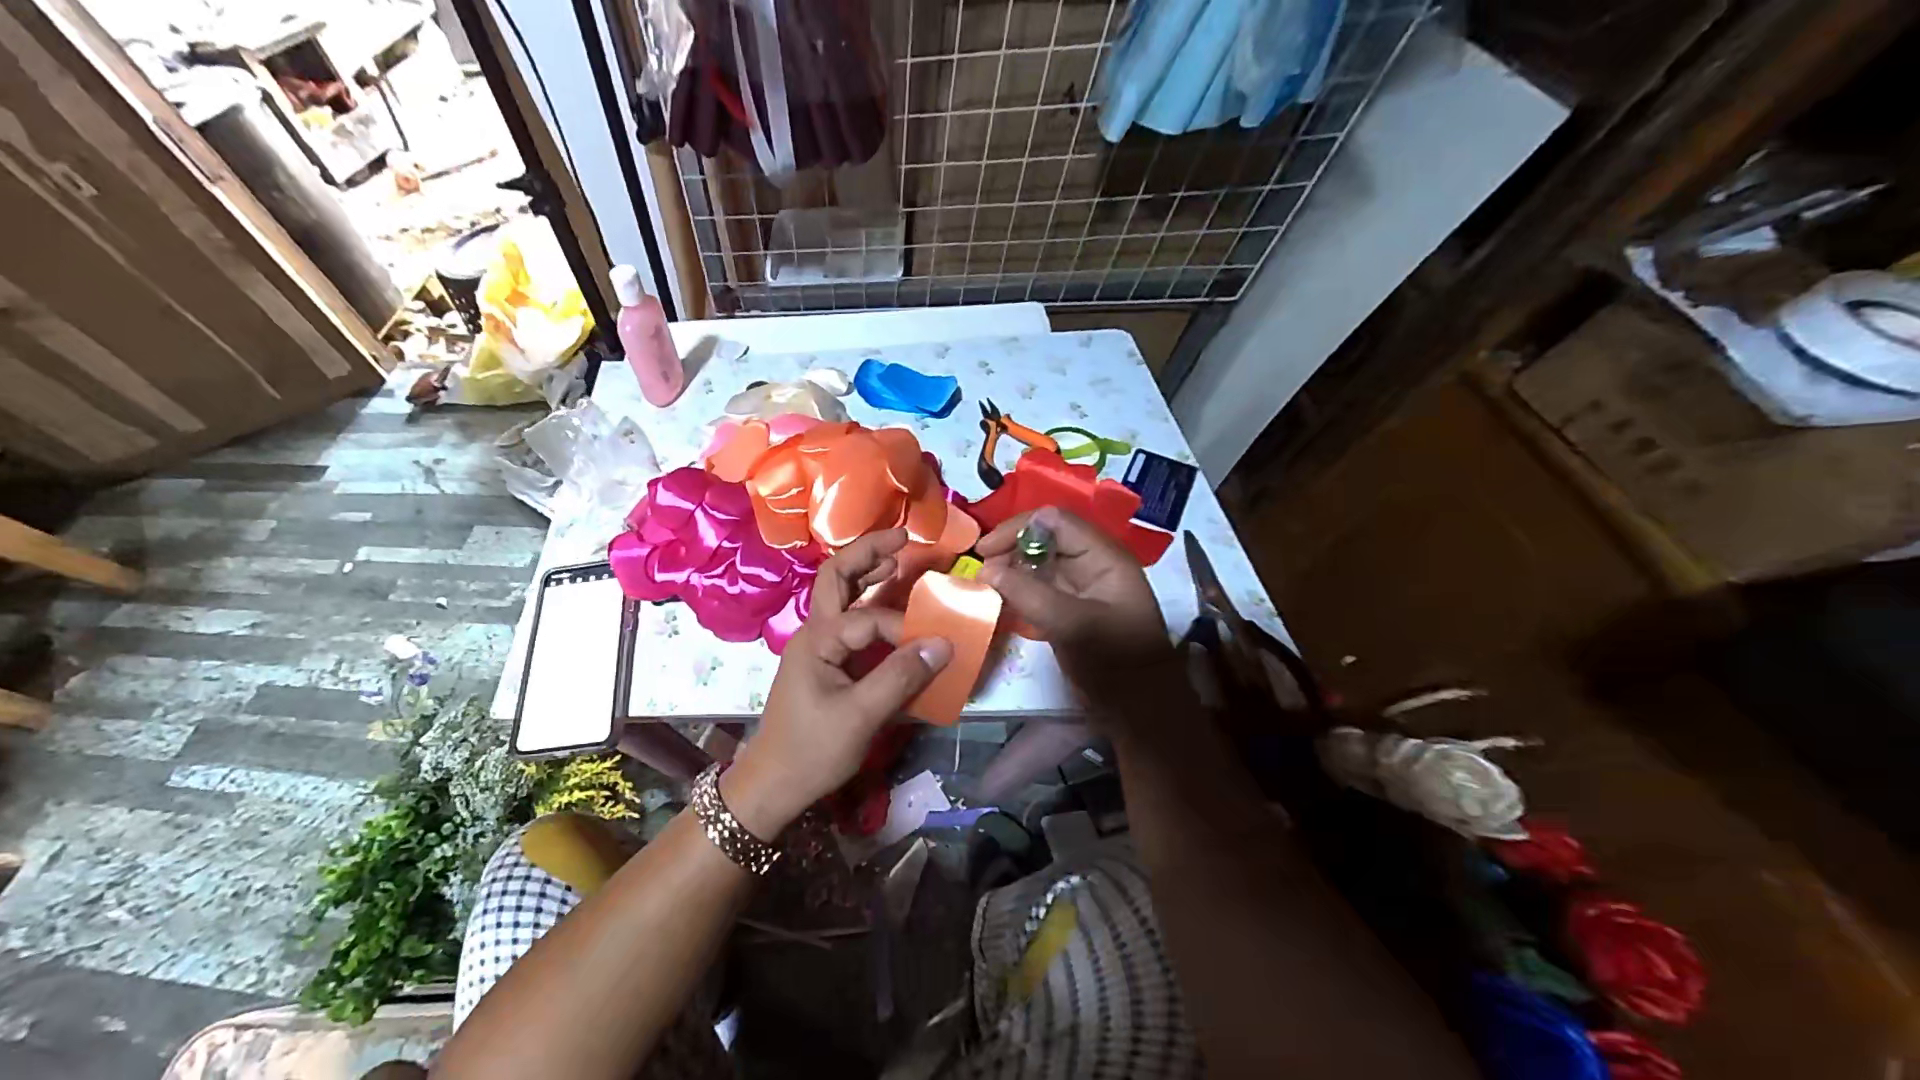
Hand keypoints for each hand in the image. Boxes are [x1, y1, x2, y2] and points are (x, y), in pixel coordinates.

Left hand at [722, 529, 952, 838]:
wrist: (774, 785)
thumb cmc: (811, 750)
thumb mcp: (859, 716)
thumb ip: (901, 678)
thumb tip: (943, 644)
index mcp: (817, 640)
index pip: (868, 619)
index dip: (903, 630)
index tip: (932, 649)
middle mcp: (814, 632)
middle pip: (836, 577)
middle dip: (868, 553)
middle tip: (903, 539)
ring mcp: (818, 646)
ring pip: (840, 594)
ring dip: (867, 572)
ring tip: (898, 560)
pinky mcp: (826, 662)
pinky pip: (849, 620)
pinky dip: (869, 602)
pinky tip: (890, 604)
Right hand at [977, 507, 1177, 717]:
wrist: (1141, 708)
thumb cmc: (1115, 660)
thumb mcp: (1072, 624)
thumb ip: (1028, 593)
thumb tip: (986, 569)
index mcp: (1103, 557)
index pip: (1054, 522)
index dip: (1017, 529)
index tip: (985, 550)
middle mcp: (1092, 565)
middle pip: (1044, 539)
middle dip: (1010, 549)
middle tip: (981, 572)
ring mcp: (1082, 588)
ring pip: (1040, 564)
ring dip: (1011, 570)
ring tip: (985, 586)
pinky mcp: (1071, 610)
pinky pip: (1041, 589)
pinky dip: (1019, 590)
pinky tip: (999, 600)